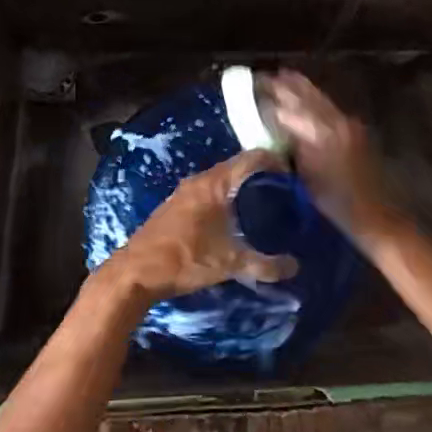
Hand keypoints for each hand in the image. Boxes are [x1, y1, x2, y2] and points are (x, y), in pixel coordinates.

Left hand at [100, 149, 298, 301]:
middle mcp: (198, 181)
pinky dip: (224, 197)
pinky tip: (233, 216)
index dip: (274, 160)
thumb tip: (295, 267)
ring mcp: (183, 192)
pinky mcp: (174, 206)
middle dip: (260, 174)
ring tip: (264, 201)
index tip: (293, 172)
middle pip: (235, 167)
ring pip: (219, 180)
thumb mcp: (230, 264)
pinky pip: (207, 192)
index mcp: (214, 184)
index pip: (251, 158)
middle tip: (284, 188)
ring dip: (240, 186)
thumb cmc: (185, 260)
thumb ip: (265, 265)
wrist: (136, 272)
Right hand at [263, 70, 392, 233]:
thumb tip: (276, 127)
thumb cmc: (336, 204)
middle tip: (266, 76)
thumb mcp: (305, 178)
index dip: (271, 96)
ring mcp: (348, 125)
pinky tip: (306, 99)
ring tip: (284, 77)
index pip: (289, 108)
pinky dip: (314, 100)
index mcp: (320, 133)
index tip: (255, 86)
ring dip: (301, 88)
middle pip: (307, 96)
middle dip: (286, 85)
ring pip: (320, 99)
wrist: (376, 215)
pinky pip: (329, 108)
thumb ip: (291, 147)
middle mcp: (335, 122)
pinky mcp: (355, 131)